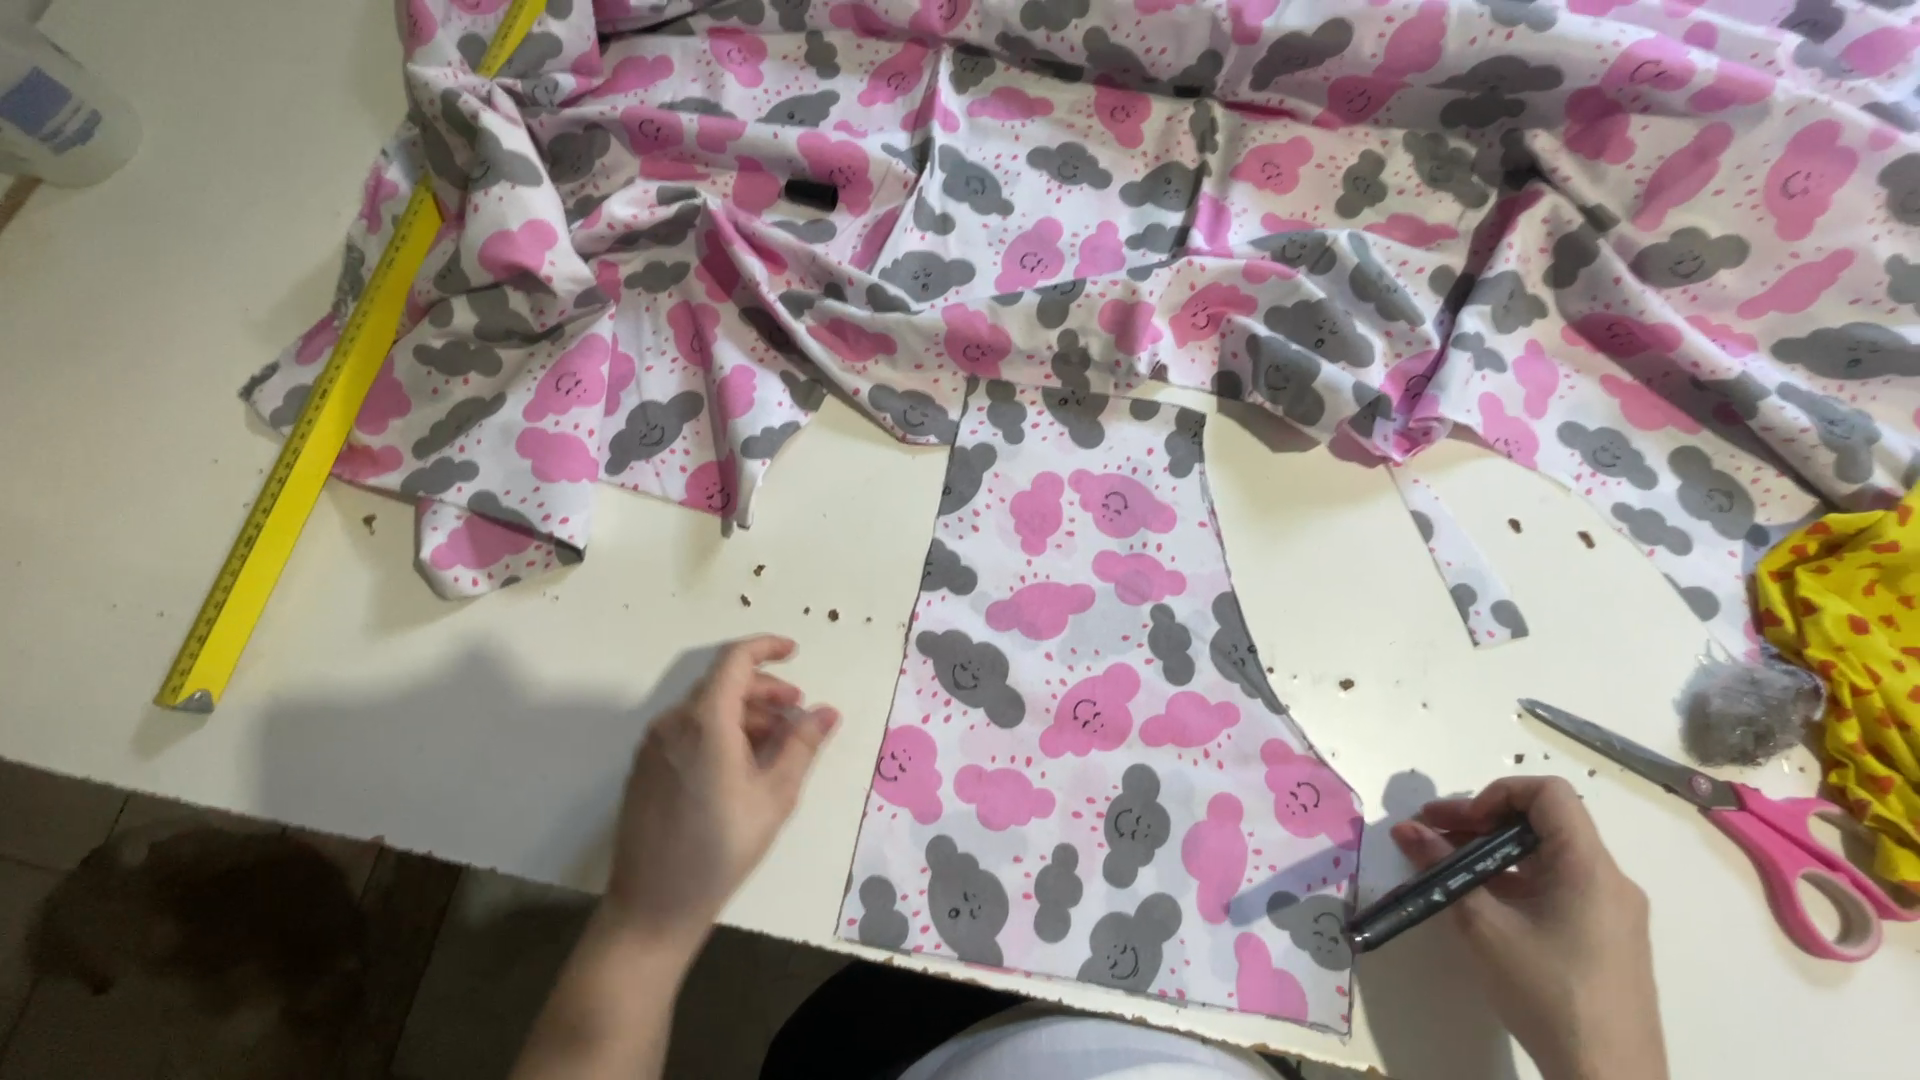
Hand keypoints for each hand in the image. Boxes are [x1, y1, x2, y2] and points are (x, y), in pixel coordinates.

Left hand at [602, 635, 838, 954]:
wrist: (652, 906)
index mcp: (705, 722)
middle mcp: (673, 723)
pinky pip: (688, 730)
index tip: (794, 652)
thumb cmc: (721, 849)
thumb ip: (802, 745)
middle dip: (764, 690)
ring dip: (745, 713)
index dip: (767, 648)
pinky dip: (720, 731)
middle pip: (722, 684)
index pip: (735, 660)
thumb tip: (827, 712)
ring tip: (776, 744)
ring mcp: (654, 745)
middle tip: (797, 712)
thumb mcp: (775, 796)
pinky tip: (742, 764)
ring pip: (706, 708)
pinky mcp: (645, 767)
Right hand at [1390, 777, 1667, 1079]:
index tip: (1460, 824)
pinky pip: (1555, 886)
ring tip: (1443, 868)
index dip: (1496, 794)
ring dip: (1491, 852)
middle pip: (1542, 823)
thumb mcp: (1482, 926)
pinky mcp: (1604, 937)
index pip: (1548, 794)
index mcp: (1588, 867)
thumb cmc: (1547, 992)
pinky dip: (1513, 880)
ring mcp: (1609, 910)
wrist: (1608, 1078)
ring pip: (1545, 856)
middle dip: (1479, 822)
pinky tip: (1478, 903)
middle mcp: (1607, 879)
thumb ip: (1442, 869)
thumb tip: (1406, 830)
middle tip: (1428, 835)